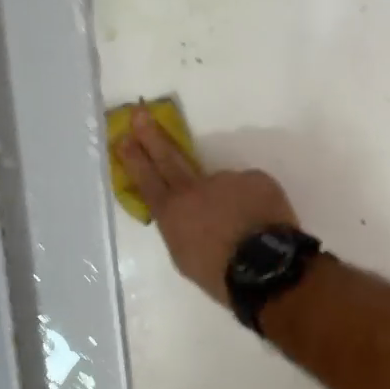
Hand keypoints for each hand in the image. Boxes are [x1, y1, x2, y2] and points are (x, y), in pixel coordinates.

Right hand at [116, 107, 298, 307]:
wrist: (265, 269)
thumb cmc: (219, 274)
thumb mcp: (184, 257)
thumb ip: (180, 227)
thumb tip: (187, 214)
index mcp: (172, 212)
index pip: (147, 180)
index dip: (134, 159)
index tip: (124, 137)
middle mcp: (195, 188)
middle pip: (170, 158)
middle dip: (153, 137)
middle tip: (141, 114)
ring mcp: (226, 179)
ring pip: (224, 187)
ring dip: (229, 201)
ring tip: (244, 226)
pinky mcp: (256, 178)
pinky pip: (251, 189)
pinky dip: (254, 204)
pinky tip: (262, 223)